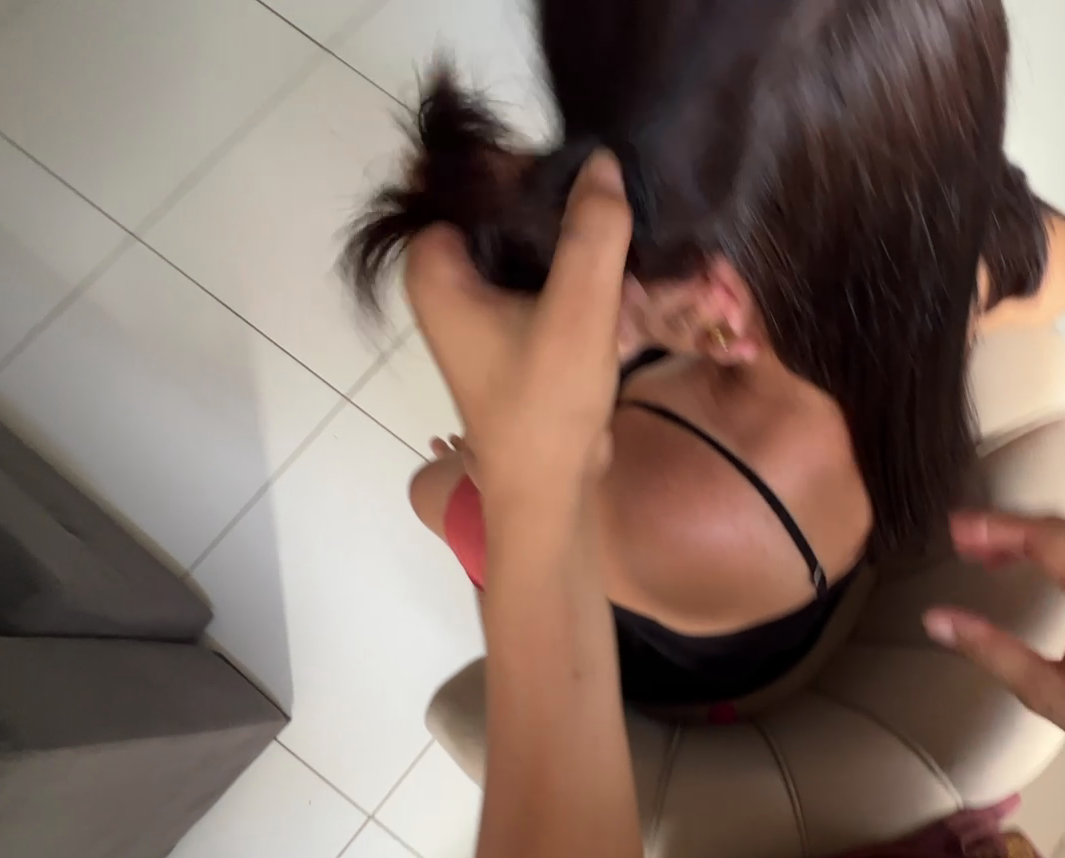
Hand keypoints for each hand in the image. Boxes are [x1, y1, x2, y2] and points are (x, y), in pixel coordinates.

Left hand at [403, 150, 630, 500]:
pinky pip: (552, 289)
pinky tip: (624, 317)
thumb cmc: (546, 406)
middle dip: (577, 232)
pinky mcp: (515, 334)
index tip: (595, 201)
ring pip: (542, 255)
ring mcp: (484, 310)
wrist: (549, 489)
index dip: (543, 179)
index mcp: (436, 266)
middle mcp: (451, 281)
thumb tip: (604, 161)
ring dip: (592, 269)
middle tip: (620, 254)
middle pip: (517, 217)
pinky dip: (589, 297)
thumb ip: (593, 232)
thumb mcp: (577, 312)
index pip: (485, 182)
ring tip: (628, 295)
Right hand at [923, 512, 1064, 812]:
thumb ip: (990, 650)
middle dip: (1010, 529)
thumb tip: (934, 619)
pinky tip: (1038, 565)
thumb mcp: (1052, 695)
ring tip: (989, 554)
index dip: (994, 527)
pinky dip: (1064, 547)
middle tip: (963, 544)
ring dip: (1037, 536)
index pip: (1045, 537)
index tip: (952, 528)